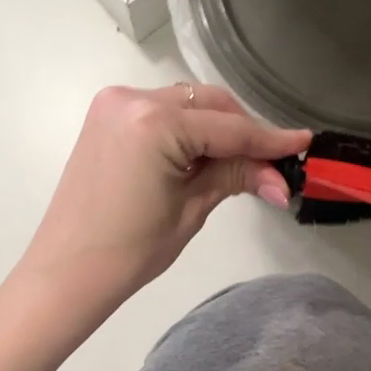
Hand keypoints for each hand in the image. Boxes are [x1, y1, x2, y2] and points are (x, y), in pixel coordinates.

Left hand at [19, 84, 308, 308]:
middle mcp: (133, 99)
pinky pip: (160, 110)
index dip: (269, 138)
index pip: (228, 127)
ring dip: (215, 127)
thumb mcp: (190, 210)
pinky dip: (185, 127)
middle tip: (270, 165)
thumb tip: (281, 179)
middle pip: (208, 103)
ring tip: (238, 165)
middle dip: (242, 130)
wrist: (66, 271)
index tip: (304, 142)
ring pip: (185, 103)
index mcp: (154, 122)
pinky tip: (201, 156)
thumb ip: (235, 178)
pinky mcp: (105, 116)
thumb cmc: (129, 251)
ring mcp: (114, 104)